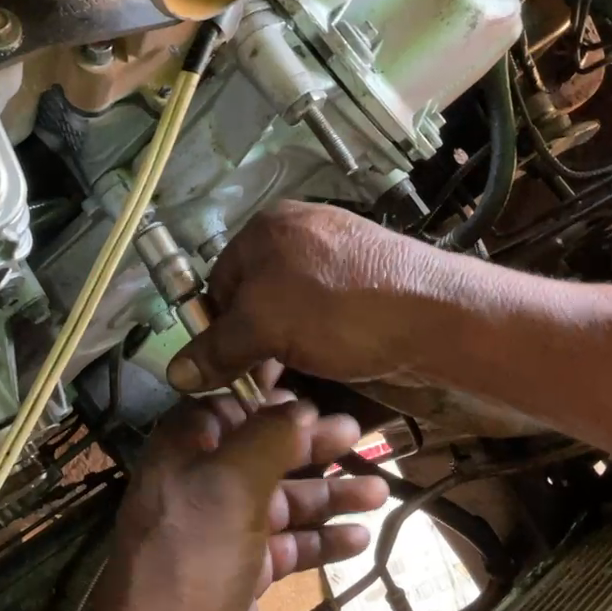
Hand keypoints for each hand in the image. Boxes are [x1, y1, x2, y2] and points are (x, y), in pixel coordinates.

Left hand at [87, 368, 385, 610]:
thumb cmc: (192, 555)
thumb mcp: (229, 484)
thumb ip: (267, 437)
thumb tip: (300, 406)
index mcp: (186, 448)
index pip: (230, 402)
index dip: (270, 393)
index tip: (314, 382)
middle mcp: (205, 479)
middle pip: (266, 448)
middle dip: (312, 442)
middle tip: (357, 433)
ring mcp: (227, 525)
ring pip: (286, 497)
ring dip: (329, 494)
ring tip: (378, 493)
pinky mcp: (248, 565)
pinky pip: (292, 542)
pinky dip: (322, 538)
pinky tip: (358, 539)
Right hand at [168, 201, 464, 391]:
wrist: (436, 317)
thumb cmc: (336, 310)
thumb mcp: (264, 327)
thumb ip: (217, 349)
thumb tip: (174, 373)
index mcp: (268, 226)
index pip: (219, 283)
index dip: (219, 330)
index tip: (231, 370)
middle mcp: (301, 233)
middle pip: (256, 299)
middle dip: (256, 344)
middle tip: (266, 384)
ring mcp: (340, 256)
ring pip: (292, 312)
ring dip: (288, 350)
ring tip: (299, 381)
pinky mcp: (370, 282)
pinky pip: (327, 316)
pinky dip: (321, 343)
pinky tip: (333, 365)